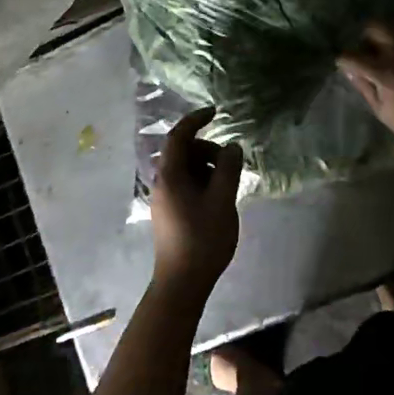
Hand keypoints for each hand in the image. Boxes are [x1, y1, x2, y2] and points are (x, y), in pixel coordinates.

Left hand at [150, 108, 242, 296]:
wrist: (182, 282)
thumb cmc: (202, 238)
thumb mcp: (222, 200)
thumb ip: (228, 169)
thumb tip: (232, 146)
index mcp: (169, 174)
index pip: (179, 135)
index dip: (196, 120)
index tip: (215, 112)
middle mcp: (161, 181)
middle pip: (182, 152)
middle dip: (207, 150)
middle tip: (230, 163)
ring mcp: (162, 198)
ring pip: (184, 170)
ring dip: (206, 168)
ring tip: (227, 186)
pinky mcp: (168, 212)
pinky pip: (184, 185)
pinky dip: (202, 182)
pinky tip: (218, 199)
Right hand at [337, 22, 393, 158]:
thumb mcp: (382, 111)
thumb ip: (365, 87)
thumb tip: (350, 72)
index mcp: (384, 72)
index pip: (352, 56)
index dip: (343, 60)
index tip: (342, 66)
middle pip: (374, 27)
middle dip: (364, 37)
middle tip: (363, 52)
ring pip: (393, 27)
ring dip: (382, 35)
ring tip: (380, 52)